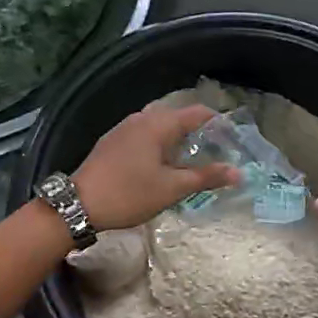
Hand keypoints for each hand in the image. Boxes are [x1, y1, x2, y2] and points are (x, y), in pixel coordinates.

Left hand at [73, 104, 239, 229]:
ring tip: (193, 160)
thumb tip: (238, 172)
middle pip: (178, 117)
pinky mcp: (112, 141)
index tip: (234, 139)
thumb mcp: (172, 188)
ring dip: (178, 139)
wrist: (79, 204)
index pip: (197, 113)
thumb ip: (206, 177)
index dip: (218, 123)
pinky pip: (144, 135)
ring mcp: (124, 128)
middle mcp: (141, 118)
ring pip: (159, 126)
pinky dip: (159, 144)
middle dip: (199, 132)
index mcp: (158, 124)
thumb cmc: (129, 194)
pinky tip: (163, 164)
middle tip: (217, 153)